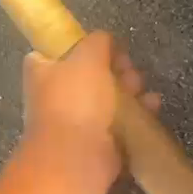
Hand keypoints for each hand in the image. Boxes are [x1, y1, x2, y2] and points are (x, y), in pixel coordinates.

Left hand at [22, 32, 162, 149]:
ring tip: (141, 87)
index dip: (80, 46)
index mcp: (40, 70)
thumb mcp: (87, 57)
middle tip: (129, 68)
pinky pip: (118, 121)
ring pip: (105, 96)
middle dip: (113, 67)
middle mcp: (52, 93)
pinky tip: (152, 105)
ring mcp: (73, 118)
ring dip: (127, 89)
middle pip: (87, 73)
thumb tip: (104, 38)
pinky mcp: (95, 140)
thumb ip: (96, 42)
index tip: (103, 46)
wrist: (76, 155)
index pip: (55, 51)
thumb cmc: (75, 99)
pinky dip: (136, 112)